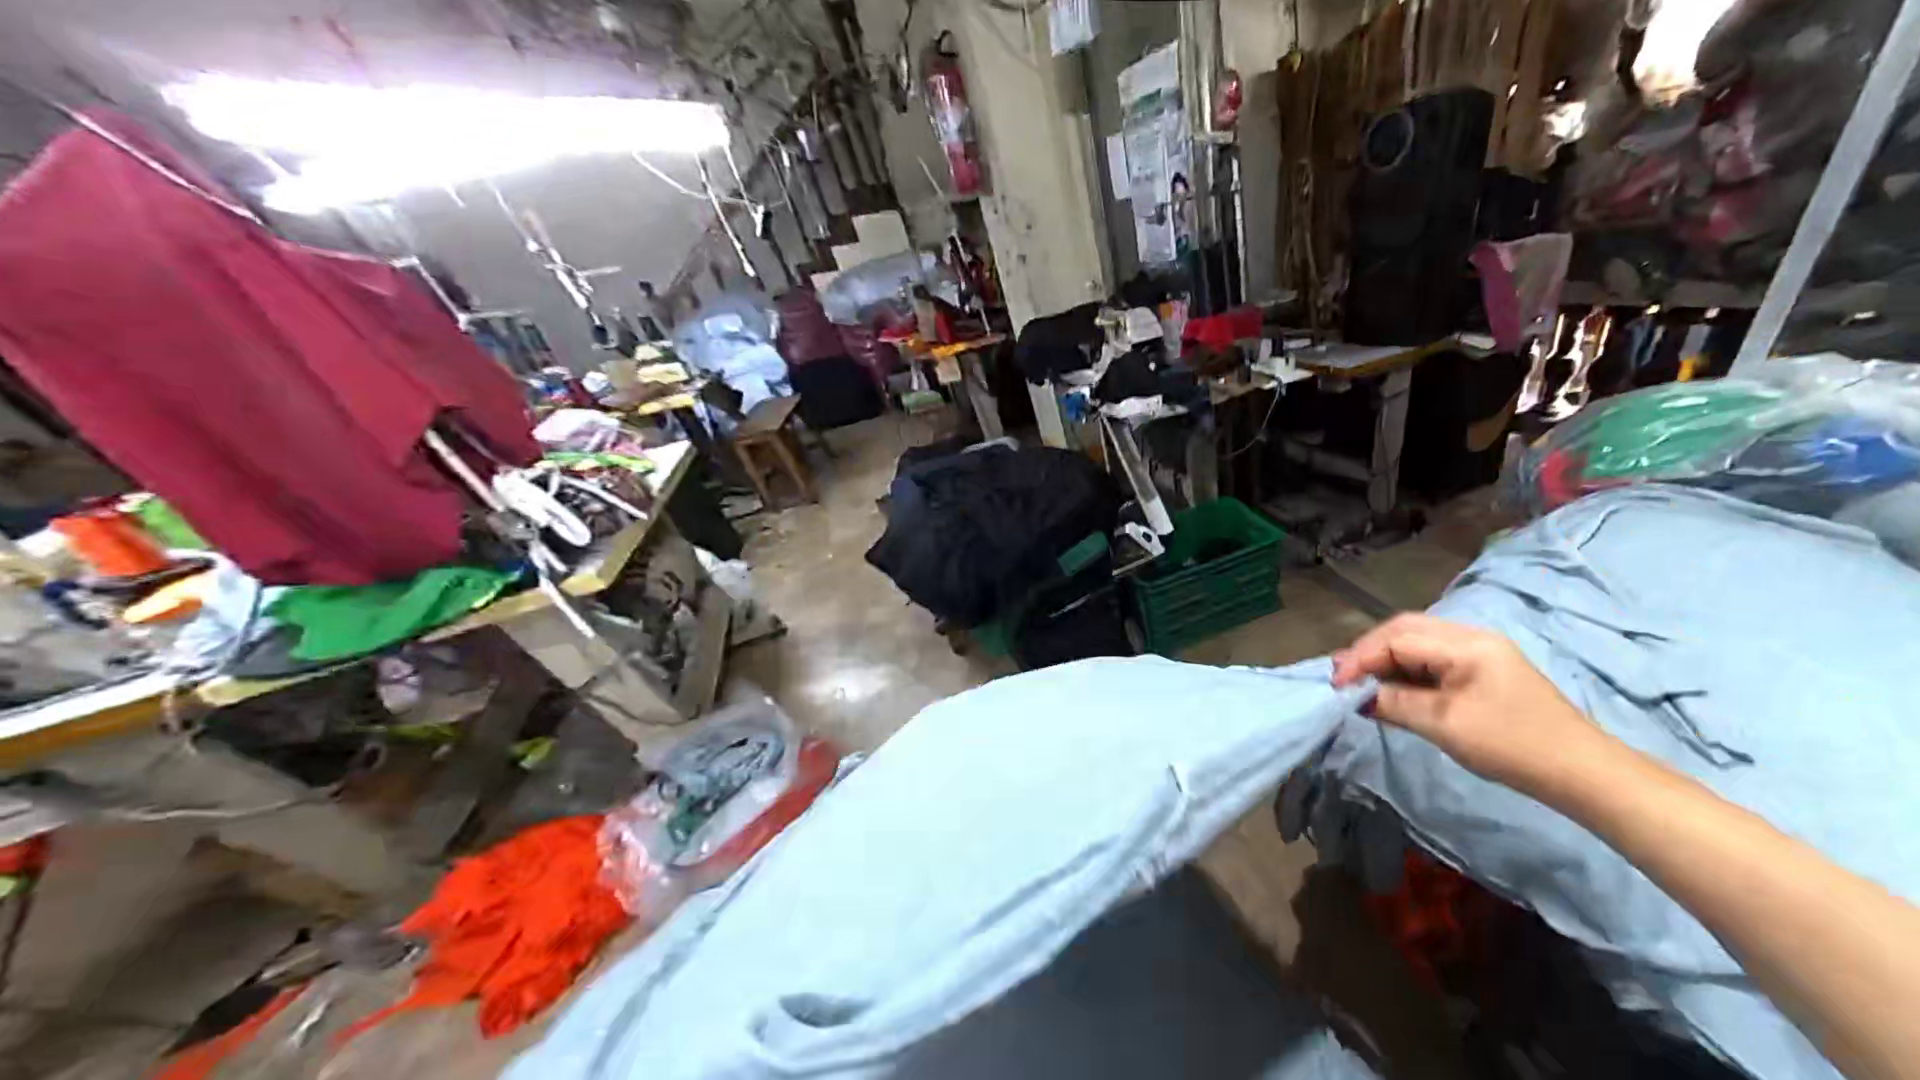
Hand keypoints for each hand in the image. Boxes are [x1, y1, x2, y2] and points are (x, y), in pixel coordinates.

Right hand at [1331, 614, 1606, 795]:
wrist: (1582, 774)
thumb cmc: (1511, 745)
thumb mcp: (1443, 724)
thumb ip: (1394, 702)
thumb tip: (1357, 696)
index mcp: (1466, 644)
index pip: (1397, 638)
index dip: (1360, 658)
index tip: (1336, 685)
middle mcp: (1471, 637)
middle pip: (1404, 631)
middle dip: (1368, 652)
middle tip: (1342, 679)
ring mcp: (1479, 653)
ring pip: (1416, 643)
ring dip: (1384, 660)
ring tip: (1359, 684)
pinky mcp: (1482, 672)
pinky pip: (1431, 659)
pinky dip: (1404, 671)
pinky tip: (1390, 689)